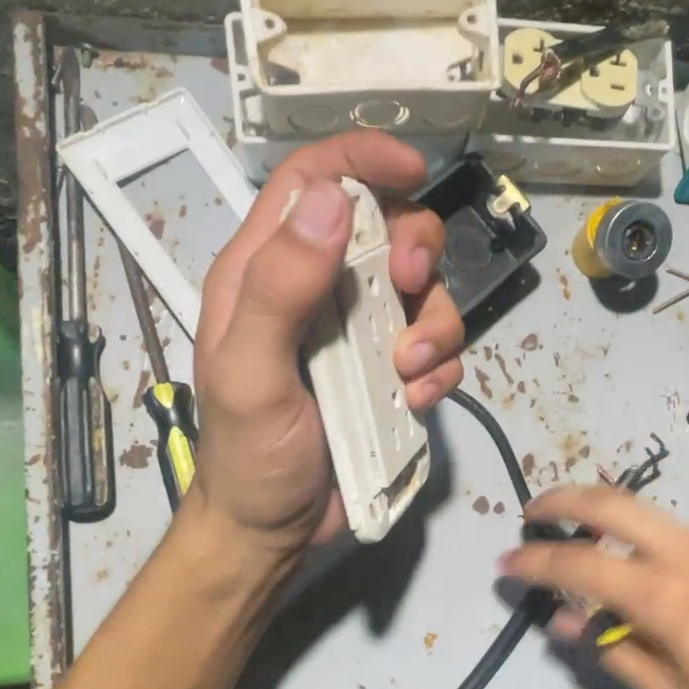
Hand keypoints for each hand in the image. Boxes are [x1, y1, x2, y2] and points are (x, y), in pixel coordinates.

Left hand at [191, 131, 464, 558]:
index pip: (313, 183)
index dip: (360, 160)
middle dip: (413, 247)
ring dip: (433, 324)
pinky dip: (439, 369)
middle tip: (409, 285)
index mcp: (267, 272)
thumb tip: (332, 200)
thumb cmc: (250, 454)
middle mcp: (319, 291)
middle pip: (386, 226)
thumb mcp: (250, 372)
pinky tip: (414, 400)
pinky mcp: (392, 374)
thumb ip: (280, 287)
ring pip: (424, 289)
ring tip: (408, 374)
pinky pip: (439, 348)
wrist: (275, 529)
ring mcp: (361, 334)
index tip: (411, 169)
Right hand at [500, 487, 688, 688]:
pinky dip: (677, 557)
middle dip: (563, 499)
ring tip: (630, 586)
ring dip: (629, 542)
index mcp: (668, 597)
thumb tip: (564, 621)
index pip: (581, 564)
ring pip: (658, 526)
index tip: (507, 561)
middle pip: (613, 502)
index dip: (536, 561)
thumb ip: (613, 652)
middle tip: (534, 511)